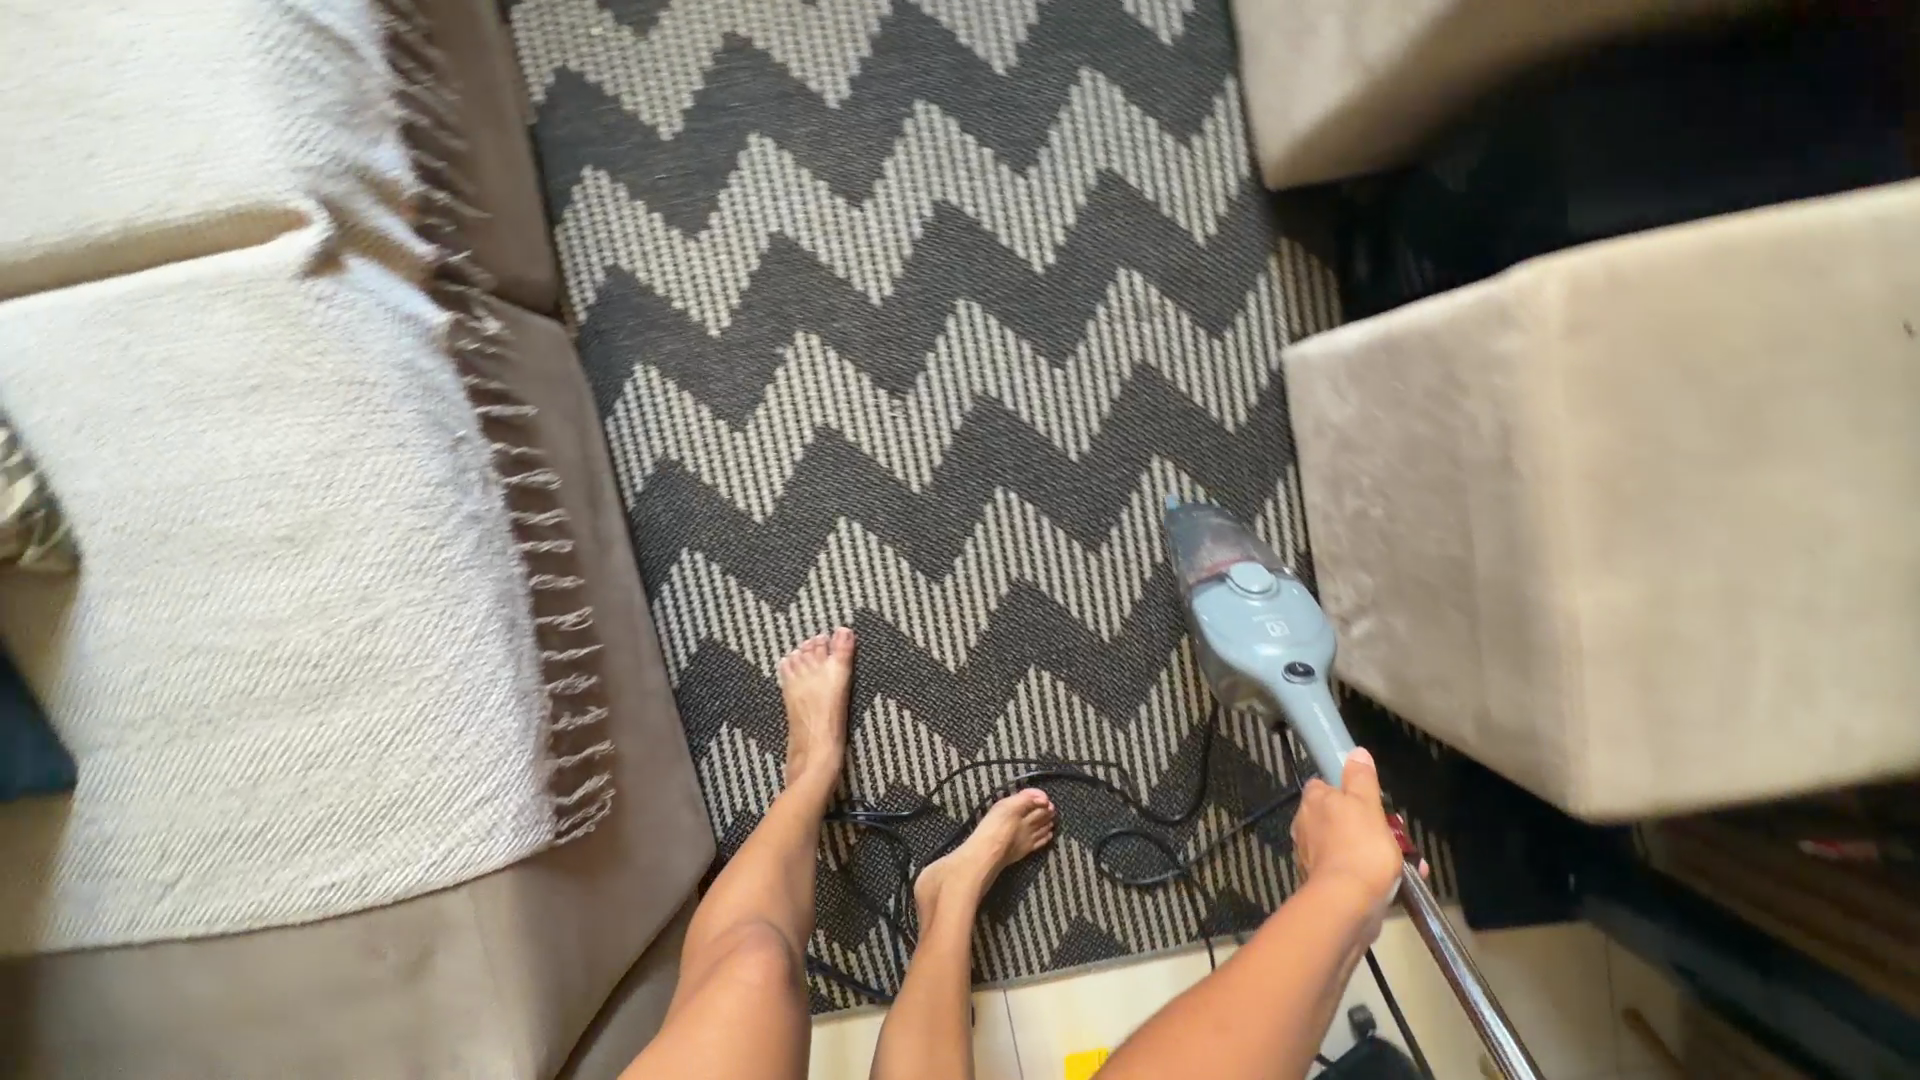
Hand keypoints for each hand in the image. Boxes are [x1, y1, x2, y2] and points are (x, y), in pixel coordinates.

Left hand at [1290, 748, 1404, 909]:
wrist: (1347, 902)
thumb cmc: (1359, 846)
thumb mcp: (1366, 804)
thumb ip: (1360, 779)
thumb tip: (1355, 752)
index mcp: (1312, 803)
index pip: (1323, 786)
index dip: (1346, 791)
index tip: (1370, 802)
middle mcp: (1304, 825)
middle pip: (1337, 817)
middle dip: (1368, 826)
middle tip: (1396, 836)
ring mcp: (1310, 855)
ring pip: (1347, 845)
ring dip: (1375, 851)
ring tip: (1408, 864)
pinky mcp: (1321, 881)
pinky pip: (1349, 870)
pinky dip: (1370, 874)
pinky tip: (1397, 884)